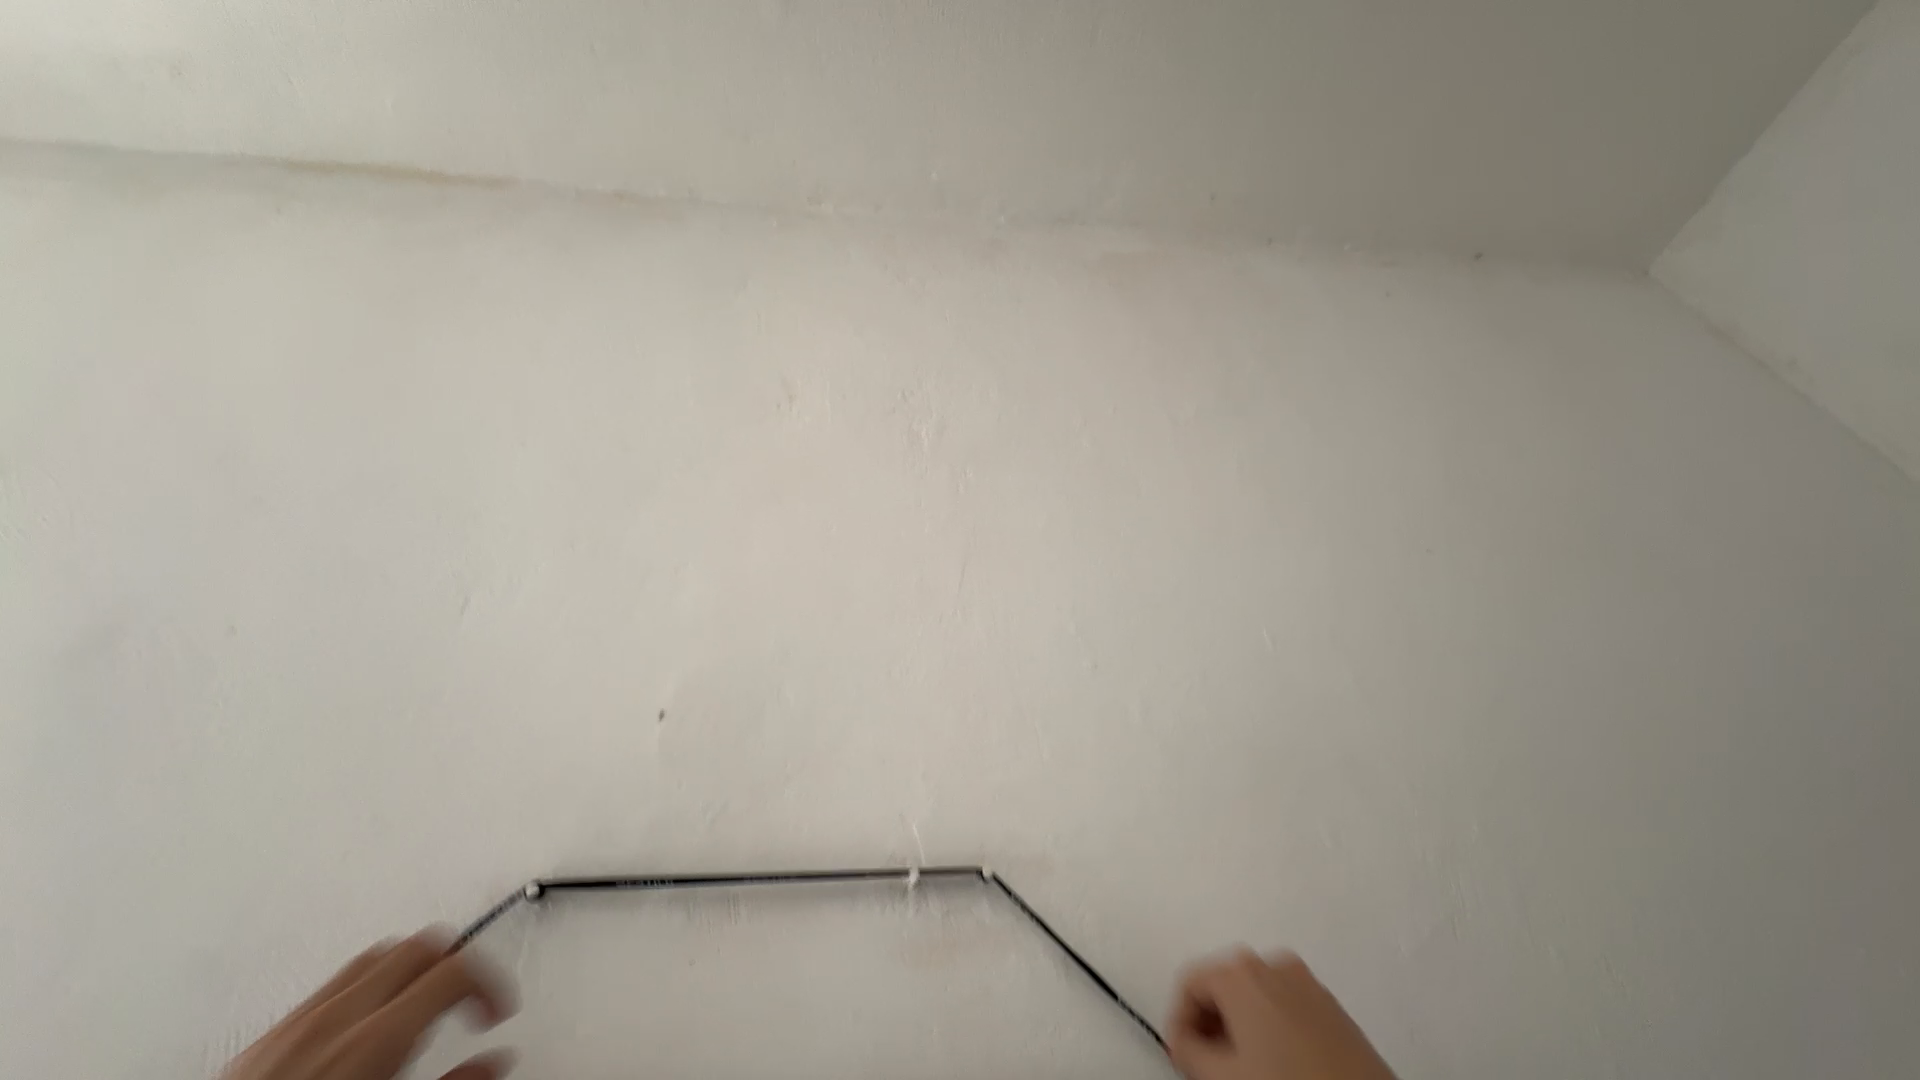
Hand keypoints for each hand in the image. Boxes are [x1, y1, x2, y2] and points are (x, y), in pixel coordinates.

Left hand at [221, 927, 517, 1079]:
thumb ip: (452, 1079)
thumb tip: (494, 1061)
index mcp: (374, 1039)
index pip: (456, 967)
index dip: (490, 979)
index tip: (494, 1008)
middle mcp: (333, 1020)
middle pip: (417, 946)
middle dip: (454, 961)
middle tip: (467, 994)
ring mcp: (292, 1025)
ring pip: (371, 956)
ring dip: (407, 968)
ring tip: (421, 999)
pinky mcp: (260, 1041)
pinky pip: (326, 986)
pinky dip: (361, 989)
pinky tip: (364, 1022)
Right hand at [1167, 949, 1394, 1079]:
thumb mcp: (1222, 1077)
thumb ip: (1188, 1051)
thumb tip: (1182, 1039)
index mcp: (1241, 973)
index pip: (1190, 984)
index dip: (1178, 1021)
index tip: (1181, 1058)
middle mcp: (1273, 964)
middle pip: (1223, 986)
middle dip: (1209, 1024)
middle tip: (1207, 1066)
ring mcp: (1308, 983)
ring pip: (1255, 997)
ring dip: (1239, 1028)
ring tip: (1241, 1069)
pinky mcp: (1333, 1007)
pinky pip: (1284, 1006)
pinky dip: (1269, 1028)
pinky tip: (1277, 1066)